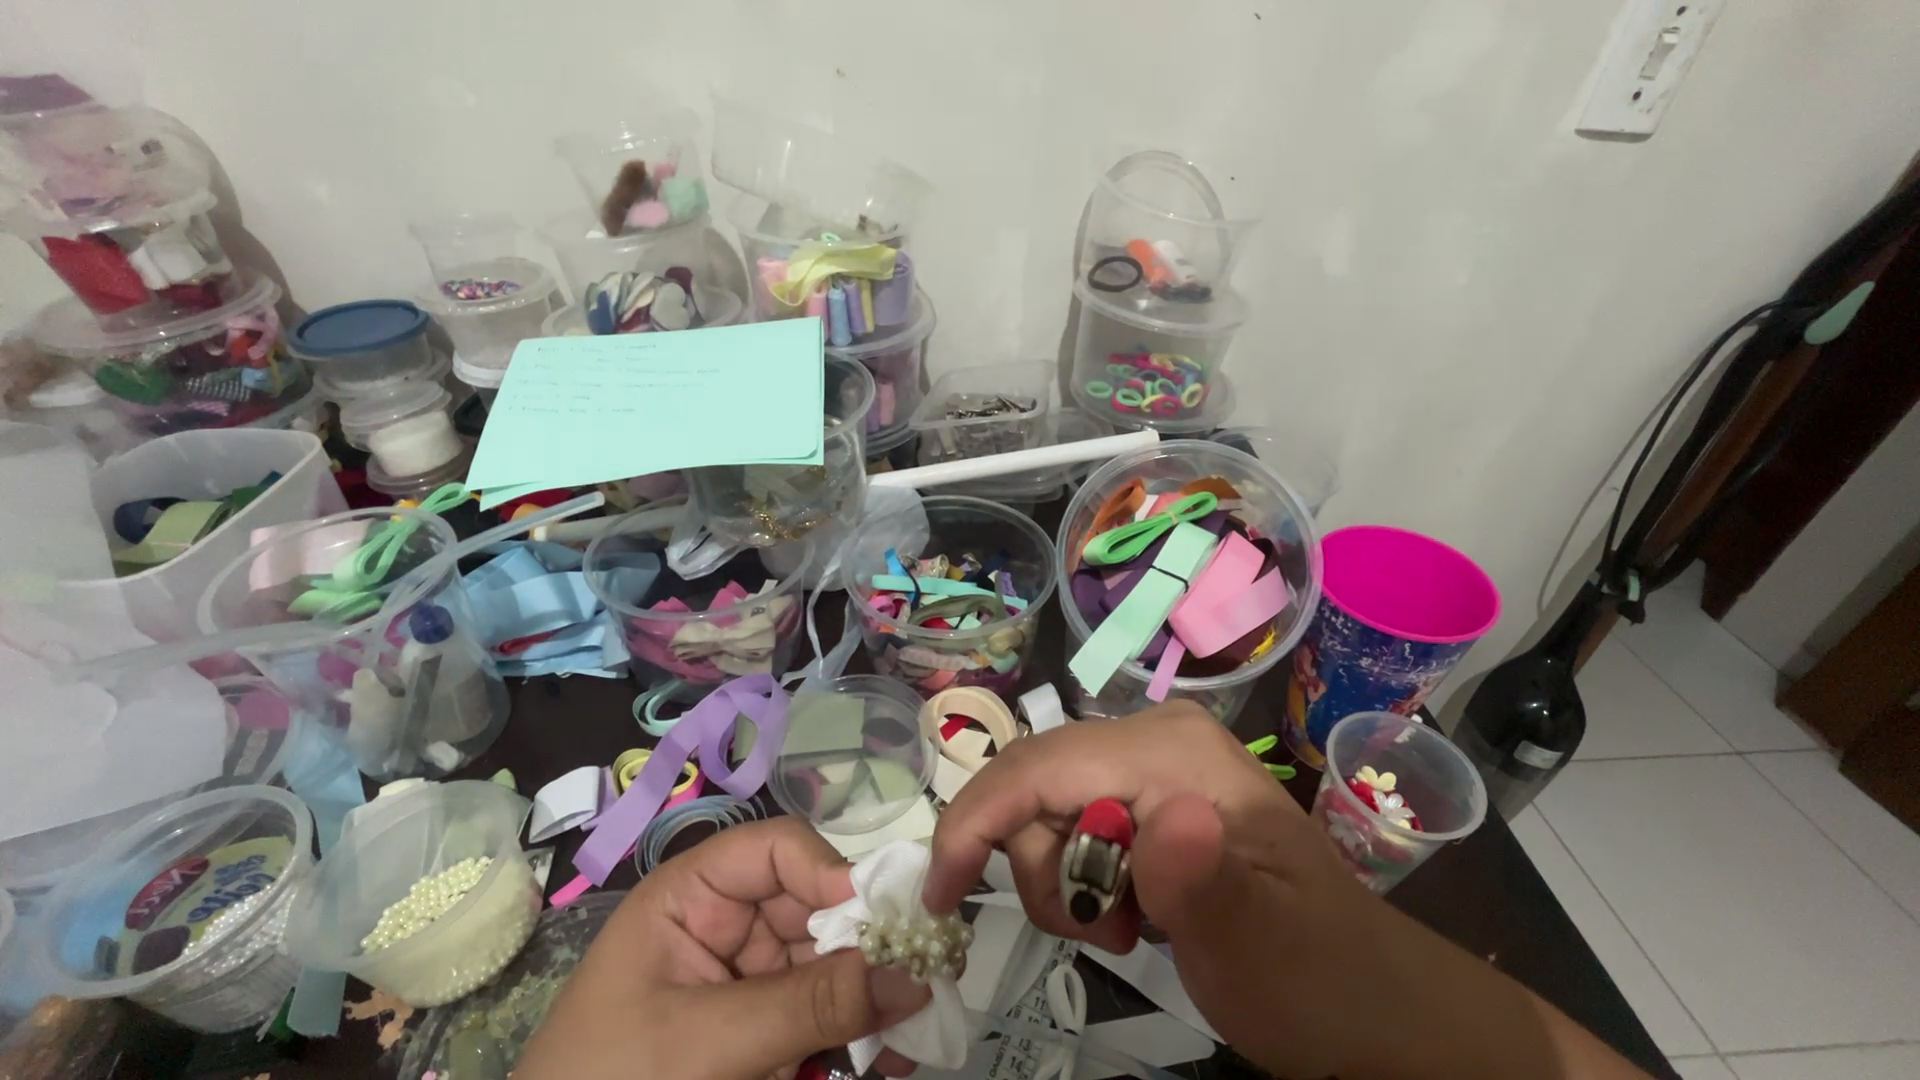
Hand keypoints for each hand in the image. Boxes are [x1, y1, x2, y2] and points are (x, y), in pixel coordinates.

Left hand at [518, 818, 929, 1079]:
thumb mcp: (704, 1042)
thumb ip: (808, 1005)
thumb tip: (915, 975)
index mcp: (695, 896)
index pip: (779, 849)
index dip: (832, 871)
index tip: (881, 921)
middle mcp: (730, 925)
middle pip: (819, 907)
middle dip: (870, 945)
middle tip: (927, 982)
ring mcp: (750, 982)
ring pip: (834, 965)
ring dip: (876, 997)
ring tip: (917, 1033)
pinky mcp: (765, 1033)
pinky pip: (827, 1018)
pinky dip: (861, 1036)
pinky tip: (892, 1058)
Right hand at [925, 702, 1408, 1078]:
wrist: (1362, 996)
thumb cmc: (1313, 973)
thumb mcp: (1260, 948)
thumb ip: (1204, 886)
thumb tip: (1163, 822)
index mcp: (1173, 751)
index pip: (1039, 766)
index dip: (975, 822)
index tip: (940, 897)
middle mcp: (1152, 737)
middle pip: (1032, 787)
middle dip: (1045, 871)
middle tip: (1108, 932)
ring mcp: (1150, 763)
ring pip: (1043, 812)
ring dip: (1064, 885)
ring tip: (1130, 929)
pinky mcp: (1146, 793)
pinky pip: (1069, 825)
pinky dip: (1080, 880)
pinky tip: (1133, 912)